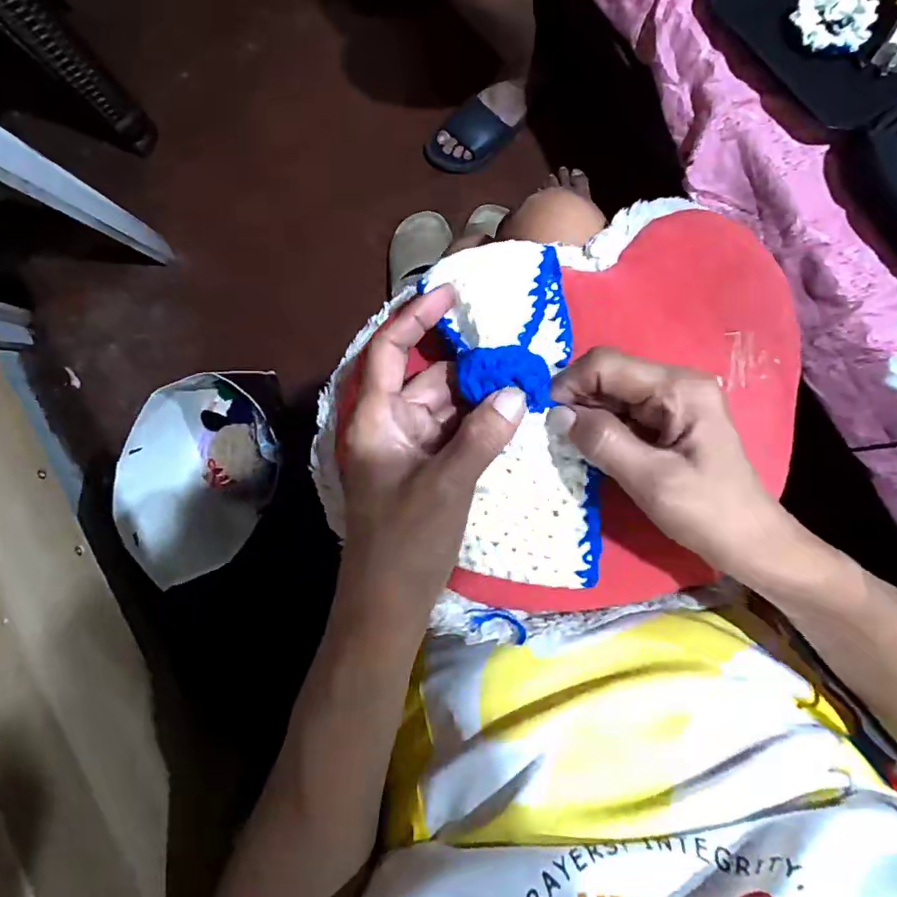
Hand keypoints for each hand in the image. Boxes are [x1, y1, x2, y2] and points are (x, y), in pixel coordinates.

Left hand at [340, 285, 524, 616]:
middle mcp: (389, 426)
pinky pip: (452, 431)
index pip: (388, 352)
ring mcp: (407, 448)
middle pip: (424, 377)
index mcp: (376, 420)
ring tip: (520, 376)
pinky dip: (477, 420)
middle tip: (510, 346)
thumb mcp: (447, 484)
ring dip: (476, 392)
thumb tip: (517, 392)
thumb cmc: (405, 542)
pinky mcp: (424, 468)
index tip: (448, 292)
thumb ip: (482, 435)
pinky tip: (509, 412)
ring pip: (443, 405)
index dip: (413, 316)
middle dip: (464, 361)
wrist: (387, 604)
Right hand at [549, 348, 821, 586]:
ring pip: (613, 392)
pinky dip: (602, 425)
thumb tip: (557, 415)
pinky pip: (624, 411)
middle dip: (577, 398)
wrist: (750, 543)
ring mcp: (674, 401)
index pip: (608, 364)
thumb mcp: (651, 480)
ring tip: (567, 441)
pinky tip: (588, 445)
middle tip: (553, 433)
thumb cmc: (707, 512)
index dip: (571, 383)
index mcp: (679, 388)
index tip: (547, 417)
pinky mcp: (668, 421)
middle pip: (610, 373)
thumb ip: (603, 442)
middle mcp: (676, 383)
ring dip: (587, 412)